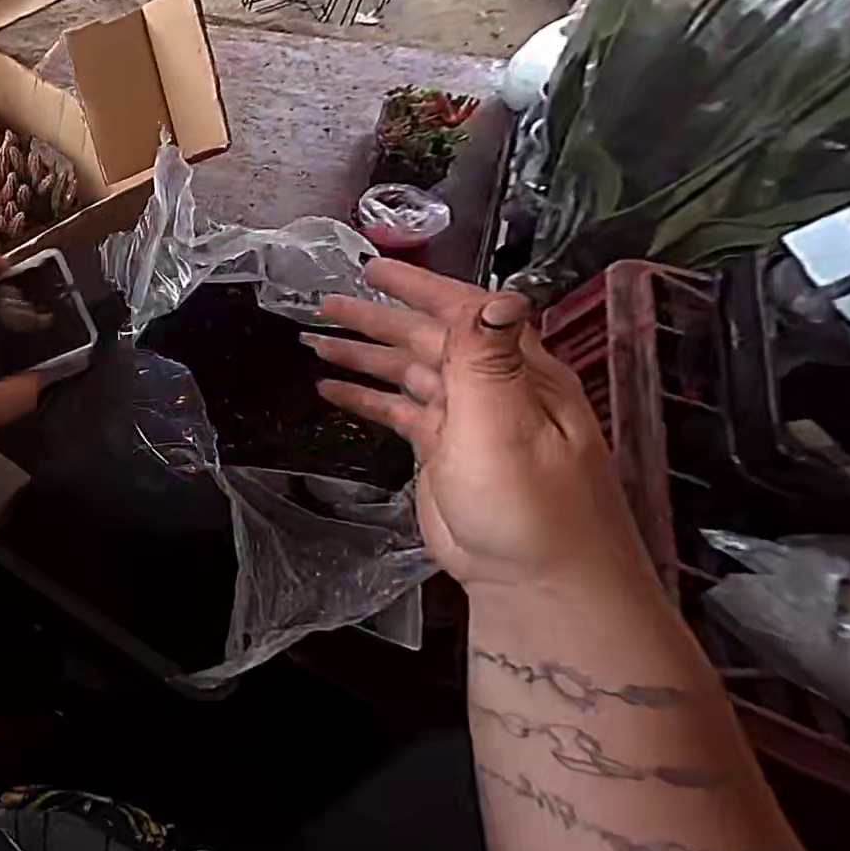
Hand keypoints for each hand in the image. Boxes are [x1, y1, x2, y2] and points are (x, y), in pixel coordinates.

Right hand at [305, 259, 652, 594]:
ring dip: (361, 356)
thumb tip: (498, 294)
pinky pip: (396, 411)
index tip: (372, 269)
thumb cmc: (526, 504)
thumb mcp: (505, 427)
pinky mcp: (440, 450)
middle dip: (373, 319)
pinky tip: (331, 391)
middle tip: (324, 304)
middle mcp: (488, 387)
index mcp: (513, 372)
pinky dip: (364, 398)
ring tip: (315, 343)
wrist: (534, 581)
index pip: (462, 312)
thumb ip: (489, 360)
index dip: (417, 288)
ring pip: (404, 374)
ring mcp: (463, 419)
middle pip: (422, 339)